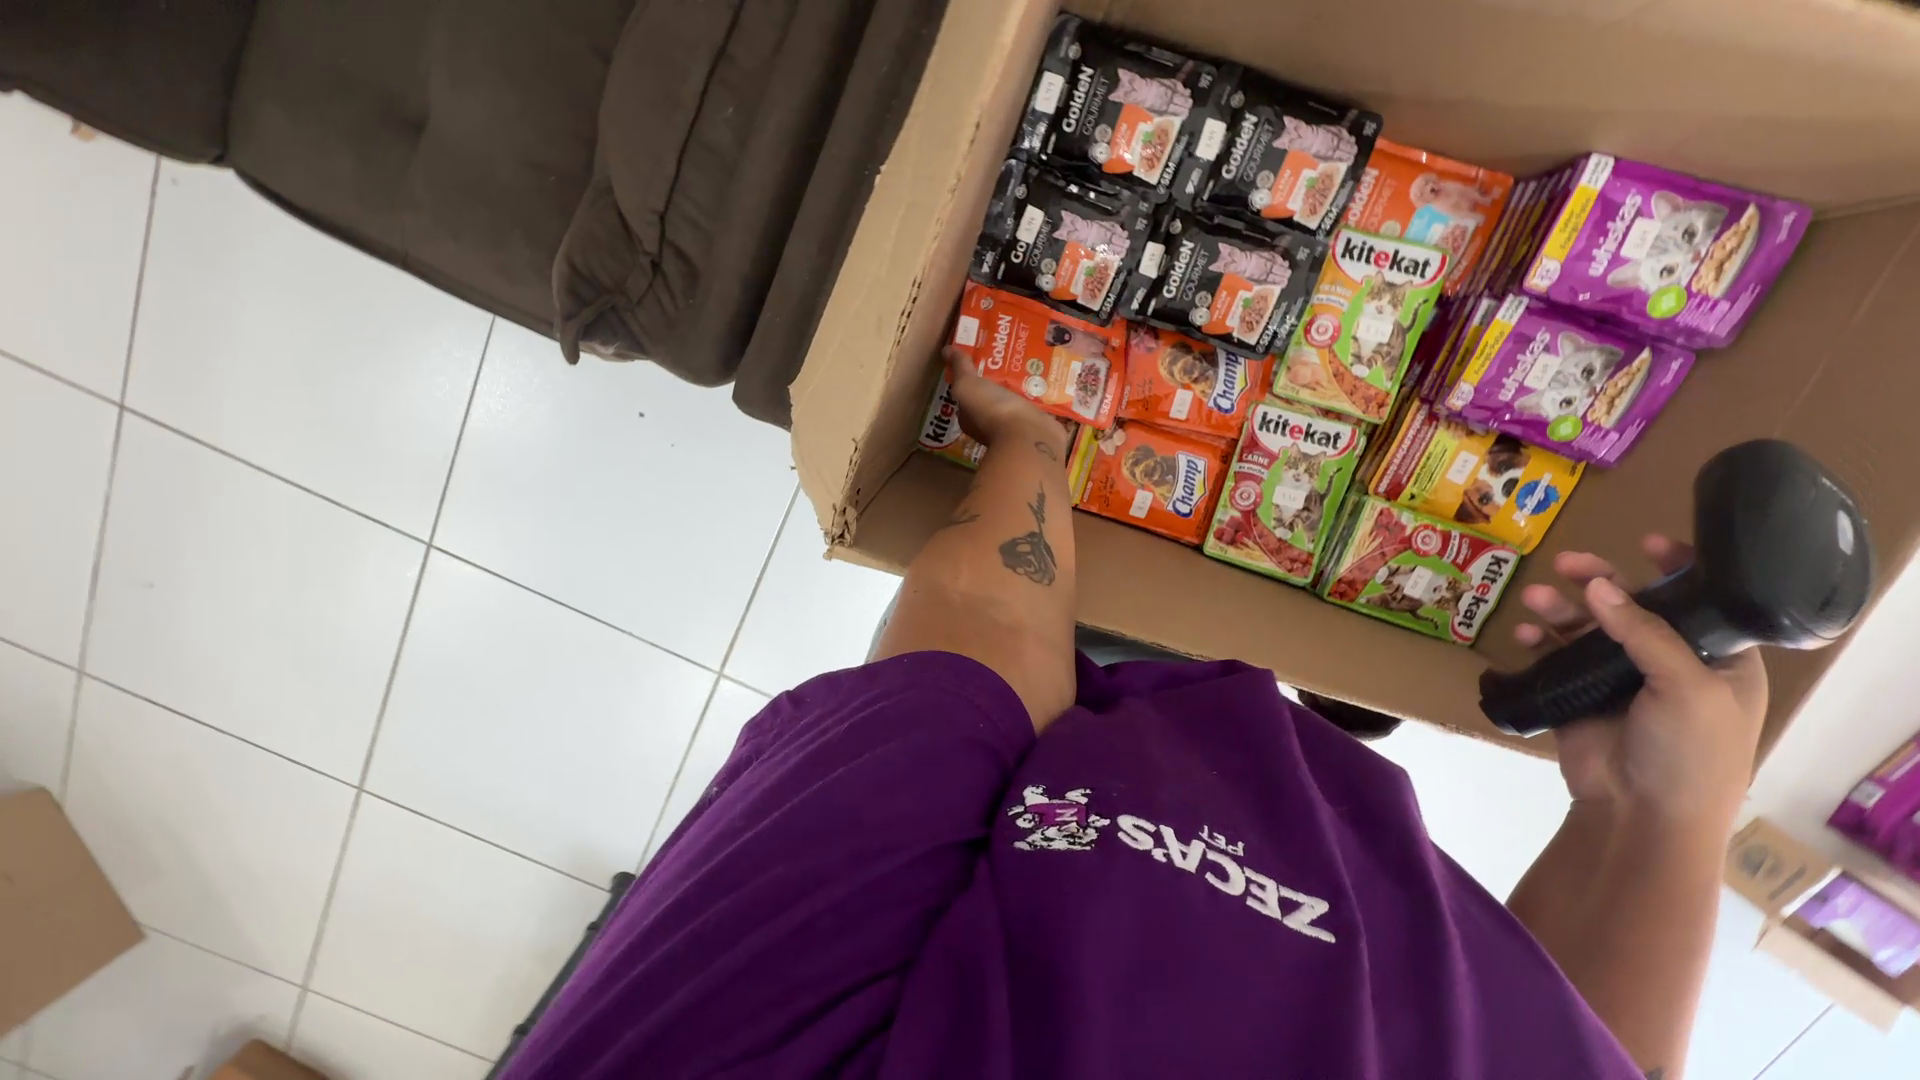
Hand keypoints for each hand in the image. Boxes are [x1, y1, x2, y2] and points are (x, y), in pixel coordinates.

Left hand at [943, 347, 1065, 455]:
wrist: (1027, 435)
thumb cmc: (991, 411)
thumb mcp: (967, 386)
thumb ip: (960, 369)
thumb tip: (946, 350)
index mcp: (970, 418)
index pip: (967, 396)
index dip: (971, 379)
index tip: (979, 358)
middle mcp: (991, 424)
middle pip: (993, 397)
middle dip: (998, 380)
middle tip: (1006, 354)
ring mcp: (1015, 427)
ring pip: (1016, 402)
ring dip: (1021, 386)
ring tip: (1029, 361)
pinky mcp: (1037, 426)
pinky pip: (1037, 407)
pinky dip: (1040, 395)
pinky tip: (1047, 378)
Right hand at [1514, 535, 1767, 829]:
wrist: (1643, 812)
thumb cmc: (1691, 751)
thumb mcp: (1686, 687)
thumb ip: (1645, 633)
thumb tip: (1600, 585)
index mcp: (1716, 660)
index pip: (1700, 602)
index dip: (1678, 570)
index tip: (1647, 544)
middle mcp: (1667, 663)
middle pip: (1631, 607)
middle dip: (1600, 581)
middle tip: (1568, 563)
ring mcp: (1619, 679)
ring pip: (1587, 628)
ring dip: (1563, 609)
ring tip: (1537, 599)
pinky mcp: (1578, 694)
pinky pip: (1555, 656)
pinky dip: (1540, 641)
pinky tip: (1527, 634)